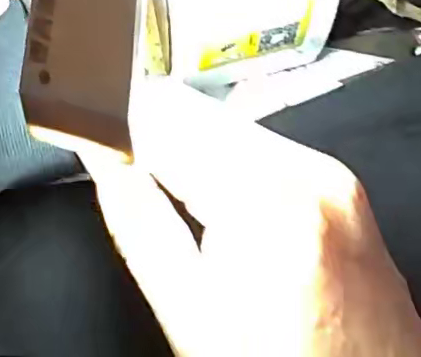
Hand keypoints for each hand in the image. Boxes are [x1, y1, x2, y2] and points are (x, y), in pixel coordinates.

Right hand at [80, 77, 420, 356]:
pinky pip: (250, 141)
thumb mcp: (189, 313)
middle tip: (117, 167)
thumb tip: (94, 146)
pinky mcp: (339, 185)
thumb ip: (132, 213)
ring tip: (163, 191)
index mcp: (271, 199)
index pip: (160, 116)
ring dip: (177, 138)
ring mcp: (331, 175)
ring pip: (216, 117)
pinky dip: (213, 154)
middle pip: (190, 107)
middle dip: (144, 128)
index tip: (82, 131)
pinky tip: (205, 197)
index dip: (110, 121)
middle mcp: (309, 170)